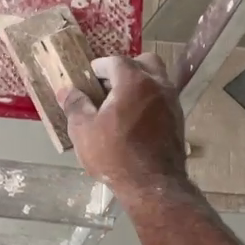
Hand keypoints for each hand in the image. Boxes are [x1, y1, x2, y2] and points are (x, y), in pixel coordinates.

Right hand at [63, 53, 189, 197]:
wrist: (152, 184)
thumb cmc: (114, 154)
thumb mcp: (83, 130)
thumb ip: (75, 105)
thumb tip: (67, 91)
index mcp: (133, 82)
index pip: (115, 61)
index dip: (99, 67)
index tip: (87, 77)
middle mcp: (158, 85)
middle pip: (145, 62)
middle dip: (125, 68)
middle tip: (107, 85)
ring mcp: (171, 101)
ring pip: (157, 79)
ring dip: (138, 83)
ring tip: (118, 102)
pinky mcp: (177, 118)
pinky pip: (161, 97)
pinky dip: (147, 99)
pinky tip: (132, 118)